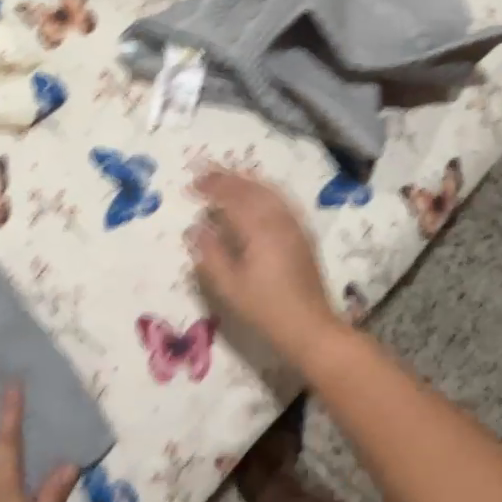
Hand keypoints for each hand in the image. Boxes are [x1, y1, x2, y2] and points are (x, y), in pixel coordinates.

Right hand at [187, 168, 339, 349]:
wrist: (309, 327)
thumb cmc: (265, 309)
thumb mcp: (228, 286)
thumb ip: (209, 253)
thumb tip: (195, 228)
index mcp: (259, 228)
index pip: (231, 197)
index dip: (211, 187)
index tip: (192, 184)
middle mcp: (279, 219)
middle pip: (251, 188)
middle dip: (228, 177)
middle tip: (205, 173)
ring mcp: (294, 225)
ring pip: (269, 191)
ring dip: (246, 181)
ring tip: (228, 179)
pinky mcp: (302, 235)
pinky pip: (281, 201)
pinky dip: (263, 191)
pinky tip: (256, 197)